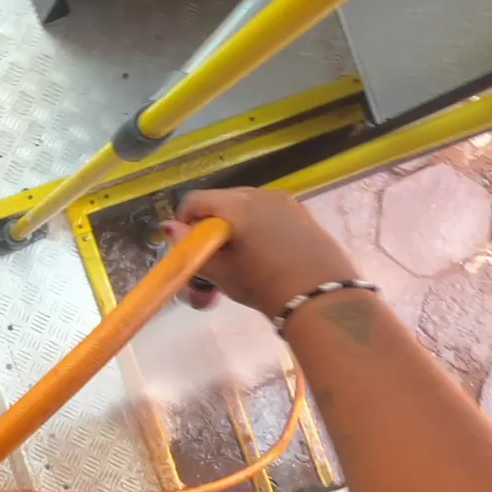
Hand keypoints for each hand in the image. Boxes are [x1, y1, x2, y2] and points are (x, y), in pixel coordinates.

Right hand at [161, 187, 358, 315]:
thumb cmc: (263, 284)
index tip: (188, 248)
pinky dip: (253, 229)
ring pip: (243, 209)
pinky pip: (265, 214)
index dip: (183, 222)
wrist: (322, 297)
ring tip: (236, 261)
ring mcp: (285, 202)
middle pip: (220, 202)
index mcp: (237, 205)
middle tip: (210, 259)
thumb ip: (191, 248)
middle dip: (208, 227)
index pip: (195, 200)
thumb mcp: (220, 271)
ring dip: (231, 229)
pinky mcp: (302, 213)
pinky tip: (260, 257)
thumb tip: (168, 228)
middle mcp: (261, 194)